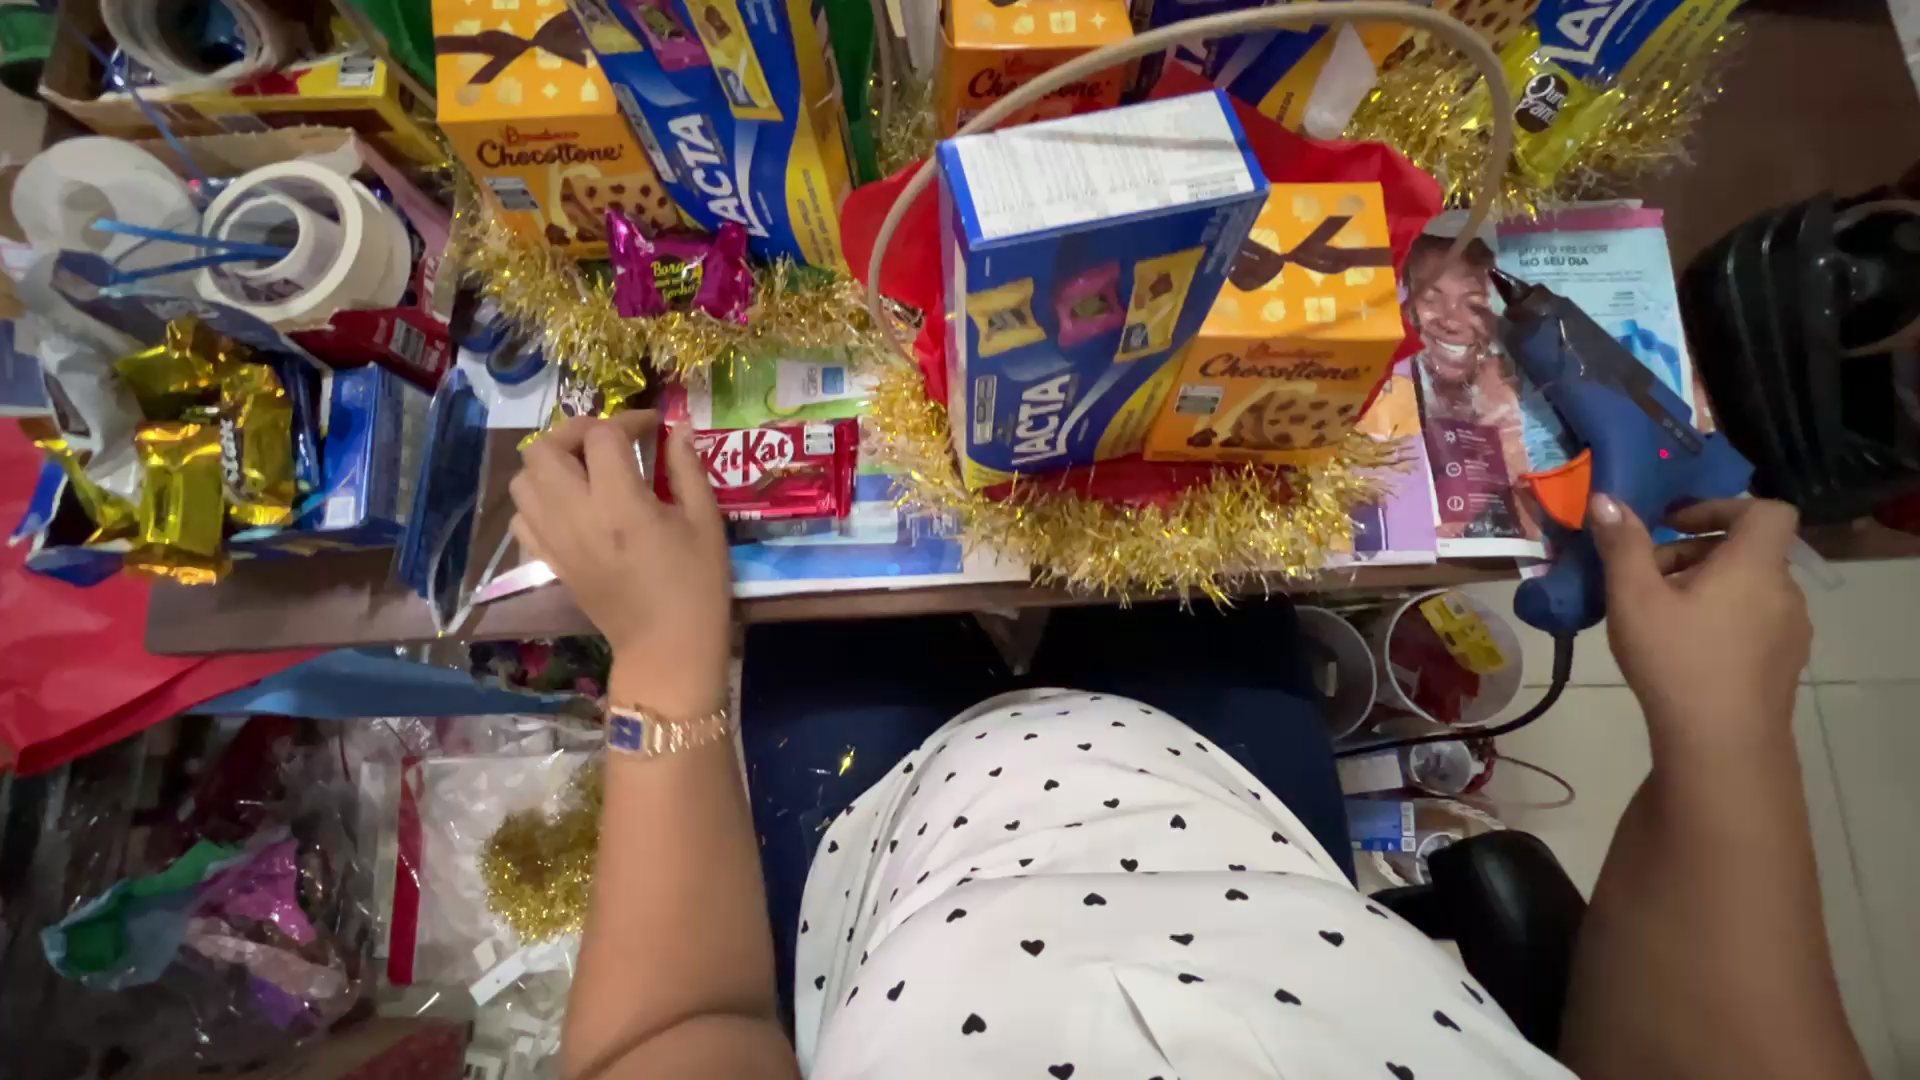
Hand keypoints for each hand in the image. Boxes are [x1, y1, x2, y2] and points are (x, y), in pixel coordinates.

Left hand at [508, 412, 730, 715]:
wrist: (668, 646)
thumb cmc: (697, 584)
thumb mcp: (706, 522)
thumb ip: (688, 470)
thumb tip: (679, 430)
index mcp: (620, 504)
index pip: (604, 437)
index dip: (629, 420)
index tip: (653, 426)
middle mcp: (577, 516)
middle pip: (545, 449)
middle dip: (576, 431)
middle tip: (609, 438)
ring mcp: (556, 540)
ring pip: (523, 480)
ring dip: (552, 463)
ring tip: (586, 467)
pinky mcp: (550, 561)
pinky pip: (522, 518)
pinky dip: (540, 499)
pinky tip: (571, 503)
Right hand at [1590, 494, 1810, 751]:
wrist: (1720, 736)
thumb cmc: (1673, 655)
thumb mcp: (1632, 595)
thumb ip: (1622, 545)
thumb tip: (1605, 498)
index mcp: (1753, 567)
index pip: (1764, 511)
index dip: (1719, 507)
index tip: (1670, 524)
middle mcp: (1782, 590)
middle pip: (1743, 550)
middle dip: (1688, 553)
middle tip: (1639, 578)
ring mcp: (1788, 626)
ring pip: (1743, 585)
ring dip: (1698, 584)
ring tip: (1650, 613)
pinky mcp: (1781, 656)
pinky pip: (1748, 615)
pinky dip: (1713, 612)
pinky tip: (1676, 643)